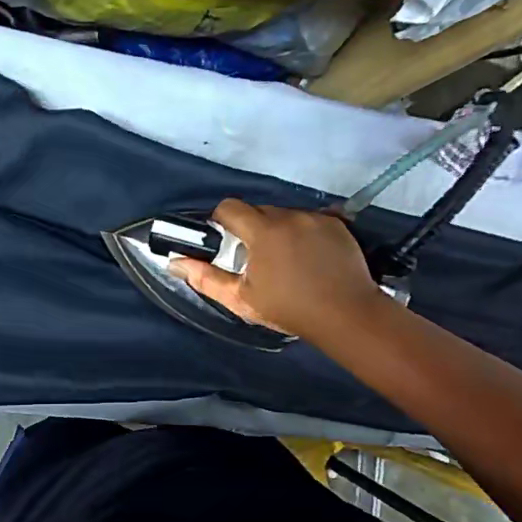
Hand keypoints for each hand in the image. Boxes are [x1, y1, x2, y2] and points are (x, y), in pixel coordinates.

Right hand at [168, 199, 388, 341]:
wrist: (346, 314)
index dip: (220, 220)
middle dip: (251, 228)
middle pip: (259, 211)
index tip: (222, 239)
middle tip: (254, 258)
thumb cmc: (289, 309)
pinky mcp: (339, 224)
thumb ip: (206, 278)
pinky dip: (304, 233)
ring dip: (279, 230)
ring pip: (286, 215)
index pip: (230, 207)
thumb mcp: (241, 299)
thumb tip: (175, 262)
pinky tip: (310, 257)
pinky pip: (311, 220)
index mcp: (262, 232)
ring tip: (285, 260)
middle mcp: (289, 216)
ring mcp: (316, 218)